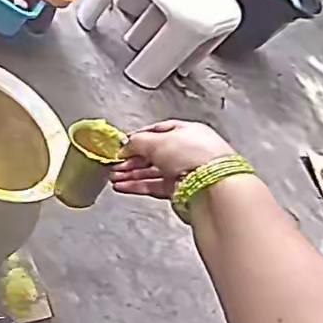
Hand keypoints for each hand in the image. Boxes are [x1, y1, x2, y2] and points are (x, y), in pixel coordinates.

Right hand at [110, 120, 236, 198]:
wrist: (209, 185)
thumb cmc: (191, 156)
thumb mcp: (157, 141)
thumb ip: (137, 142)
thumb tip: (125, 145)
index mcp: (186, 132)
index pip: (158, 131)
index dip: (138, 138)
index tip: (122, 145)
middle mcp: (186, 151)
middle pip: (153, 154)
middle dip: (131, 159)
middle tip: (115, 164)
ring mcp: (182, 171)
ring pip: (151, 171)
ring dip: (131, 175)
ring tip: (113, 178)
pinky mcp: (178, 190)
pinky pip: (153, 186)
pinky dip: (136, 186)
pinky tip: (122, 187)